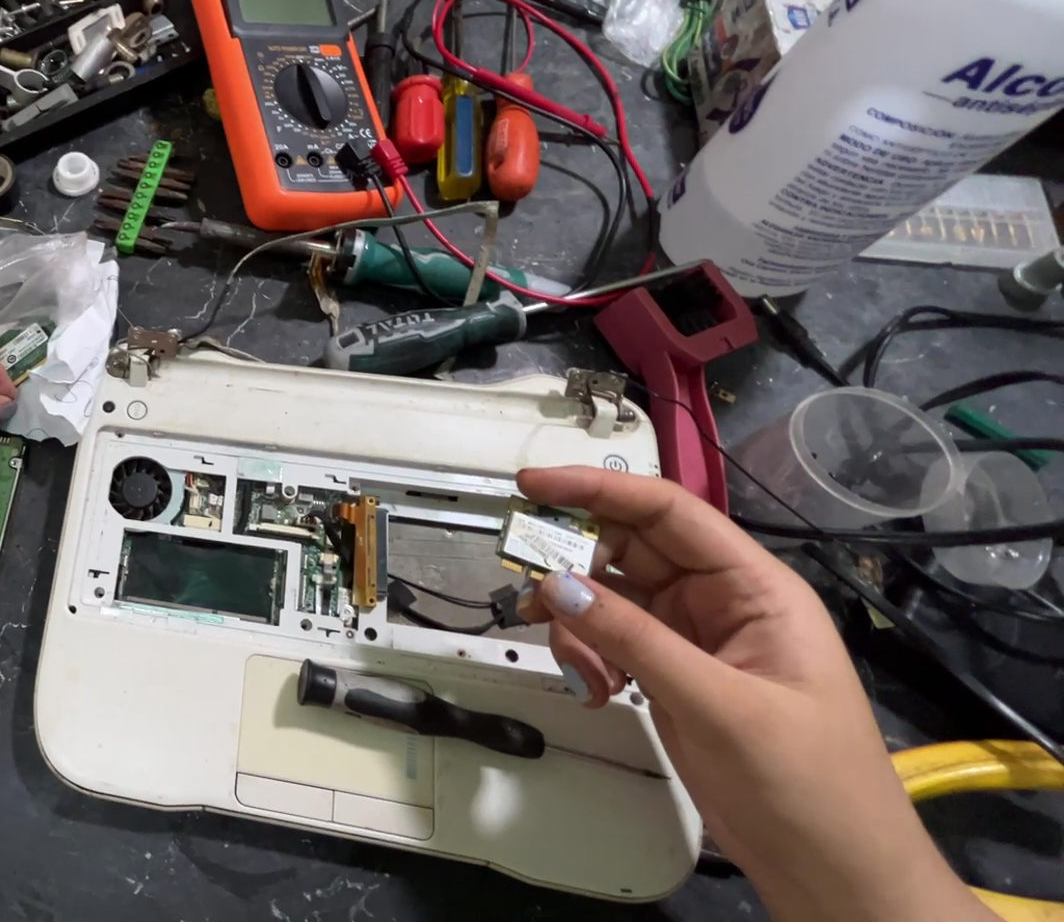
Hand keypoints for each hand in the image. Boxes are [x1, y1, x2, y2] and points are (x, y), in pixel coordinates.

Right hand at [516, 467, 989, 921]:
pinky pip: (602, 633)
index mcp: (751, 586)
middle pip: (624, 547)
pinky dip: (582, 651)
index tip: (531, 485)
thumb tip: (551, 583)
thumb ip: (631, 638)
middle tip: (530, 590)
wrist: (831, 875)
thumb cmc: (805, 785)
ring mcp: (685, 632)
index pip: (666, 511)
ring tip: (577, 666)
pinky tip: (592, 687)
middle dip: (572, 564)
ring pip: (603, 592)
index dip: (597, 488)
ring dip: (573, 619)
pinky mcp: (661, 665)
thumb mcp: (718, 704)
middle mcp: (714, 597)